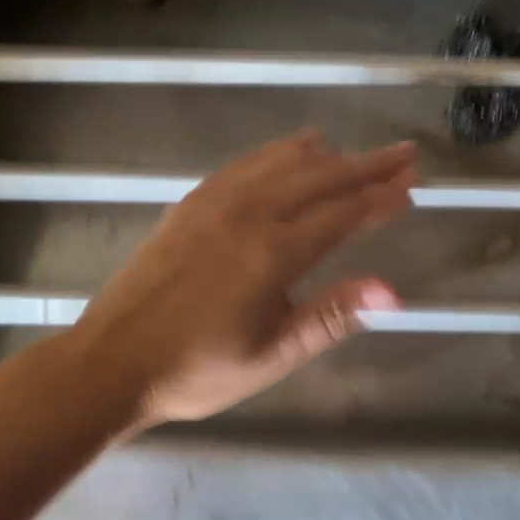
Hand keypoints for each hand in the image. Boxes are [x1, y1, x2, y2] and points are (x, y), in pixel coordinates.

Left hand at [64, 132, 417, 428]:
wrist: (107, 364)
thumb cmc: (196, 369)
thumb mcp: (271, 356)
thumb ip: (332, 316)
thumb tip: (392, 291)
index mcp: (274, 253)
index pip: (344, 214)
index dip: (382, 199)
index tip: (412, 190)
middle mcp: (250, 215)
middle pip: (323, 178)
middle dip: (370, 165)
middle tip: (407, 154)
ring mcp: (218, 203)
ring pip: (286, 162)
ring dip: (331, 155)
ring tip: (360, 152)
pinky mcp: (193, 202)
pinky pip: (248, 162)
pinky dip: (282, 151)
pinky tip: (294, 149)